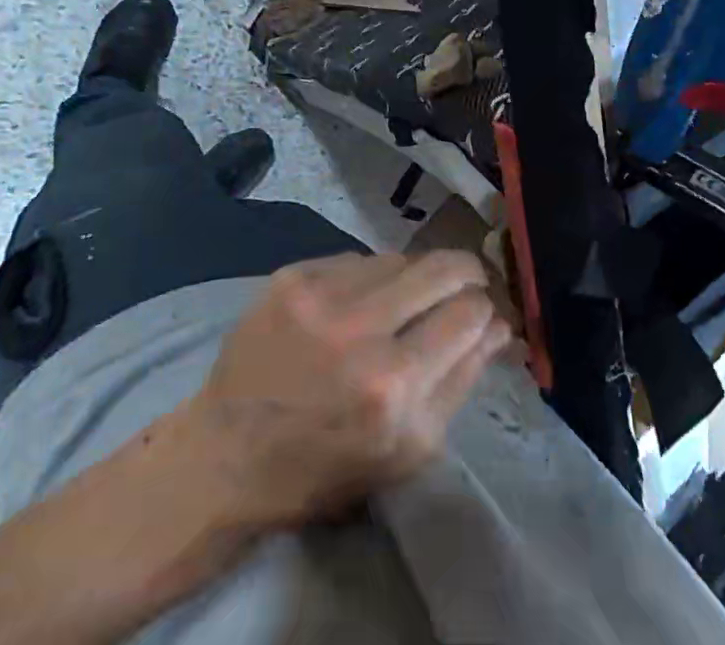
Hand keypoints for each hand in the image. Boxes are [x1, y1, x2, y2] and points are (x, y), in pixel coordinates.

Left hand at [186, 250, 510, 528]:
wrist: (225, 453)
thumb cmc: (324, 467)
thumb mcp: (410, 448)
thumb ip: (462, 379)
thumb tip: (499, 324)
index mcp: (394, 384)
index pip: (470, 313)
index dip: (485, 310)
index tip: (482, 315)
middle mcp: (357, 327)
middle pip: (443, 266)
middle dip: (466, 275)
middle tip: (465, 289)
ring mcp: (317, 293)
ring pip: (401, 257)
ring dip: (415, 278)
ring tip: (404, 306)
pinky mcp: (290, 276)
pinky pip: (357, 260)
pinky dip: (372, 279)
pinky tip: (358, 307)